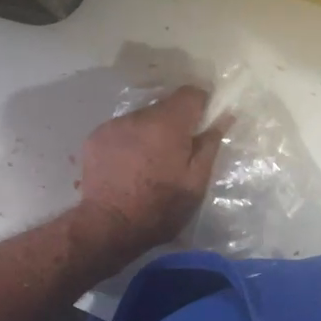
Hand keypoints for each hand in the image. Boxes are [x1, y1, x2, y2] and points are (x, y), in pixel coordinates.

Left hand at [75, 86, 221, 257]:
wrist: (108, 227)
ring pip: (141, 118)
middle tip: (176, 152)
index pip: (190, 93)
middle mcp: (139, 116)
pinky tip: (128, 165)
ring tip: (149, 161)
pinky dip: (129, 141)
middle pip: (164, 105)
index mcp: (168, 124)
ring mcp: (113, 125)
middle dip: (174, 122)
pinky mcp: (95, 136)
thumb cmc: (160, 208)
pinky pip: (121, 129)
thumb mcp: (196, 182)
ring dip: (150, 132)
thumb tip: (225, 116)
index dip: (200, 105)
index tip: (202, 124)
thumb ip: (210, 144)